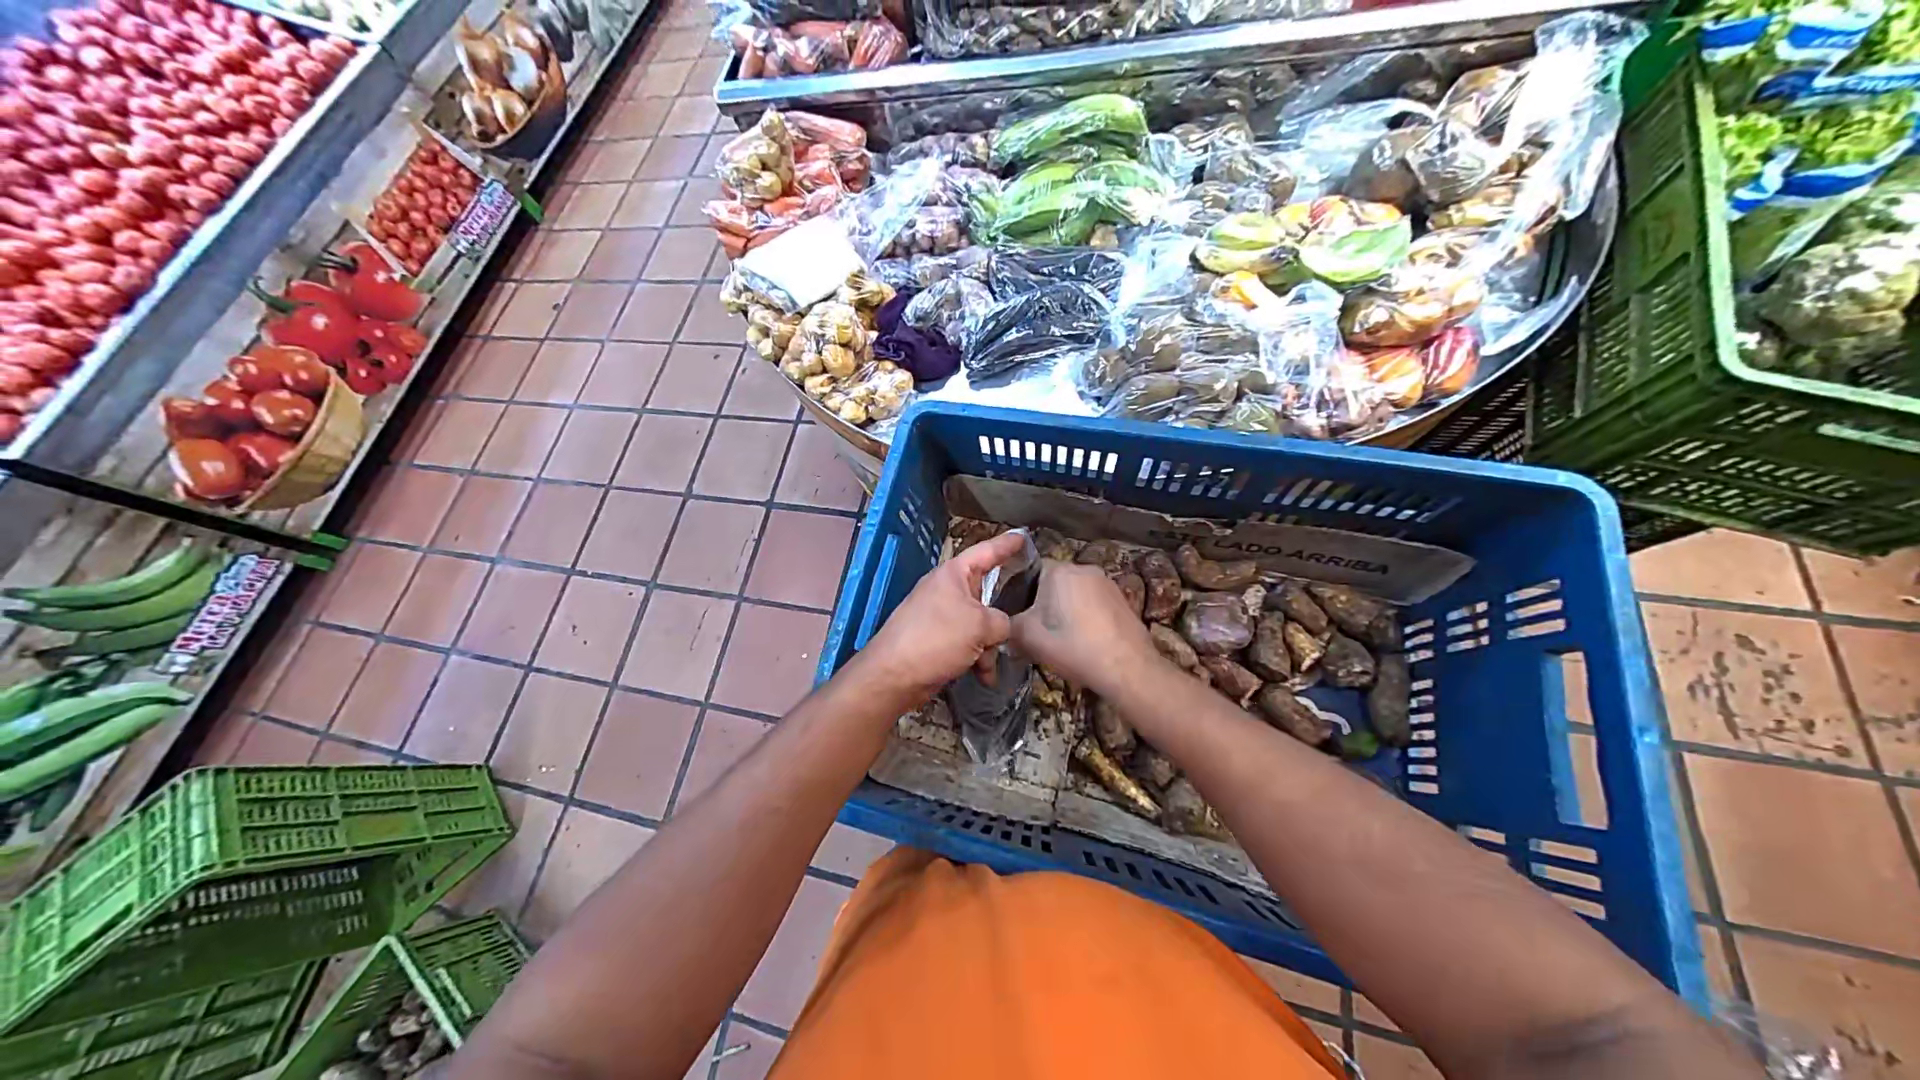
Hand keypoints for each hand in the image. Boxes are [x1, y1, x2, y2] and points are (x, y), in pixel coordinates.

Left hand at [858, 531, 1028, 705]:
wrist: (895, 675)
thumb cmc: (936, 638)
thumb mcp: (980, 625)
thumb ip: (1001, 622)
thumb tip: (999, 629)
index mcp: (954, 574)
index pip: (986, 552)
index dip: (1007, 544)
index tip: (1023, 536)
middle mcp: (947, 591)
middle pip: (986, 596)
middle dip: (999, 619)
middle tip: (1011, 631)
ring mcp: (941, 616)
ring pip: (980, 625)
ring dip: (988, 646)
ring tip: (985, 665)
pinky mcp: (937, 640)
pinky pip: (968, 644)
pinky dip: (976, 658)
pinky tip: (983, 676)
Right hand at [1010, 562, 1160, 697]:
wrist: (1128, 670)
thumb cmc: (1074, 648)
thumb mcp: (1028, 638)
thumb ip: (1009, 625)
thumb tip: (1003, 626)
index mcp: (1060, 571)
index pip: (1028, 572)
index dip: (1019, 594)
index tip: (1017, 617)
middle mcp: (1085, 569)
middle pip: (1053, 583)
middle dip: (1043, 605)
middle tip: (1037, 633)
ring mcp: (1108, 584)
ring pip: (1074, 595)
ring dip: (1065, 613)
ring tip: (1061, 641)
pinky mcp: (1123, 601)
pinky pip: (1093, 605)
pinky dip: (1085, 619)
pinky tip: (1084, 643)